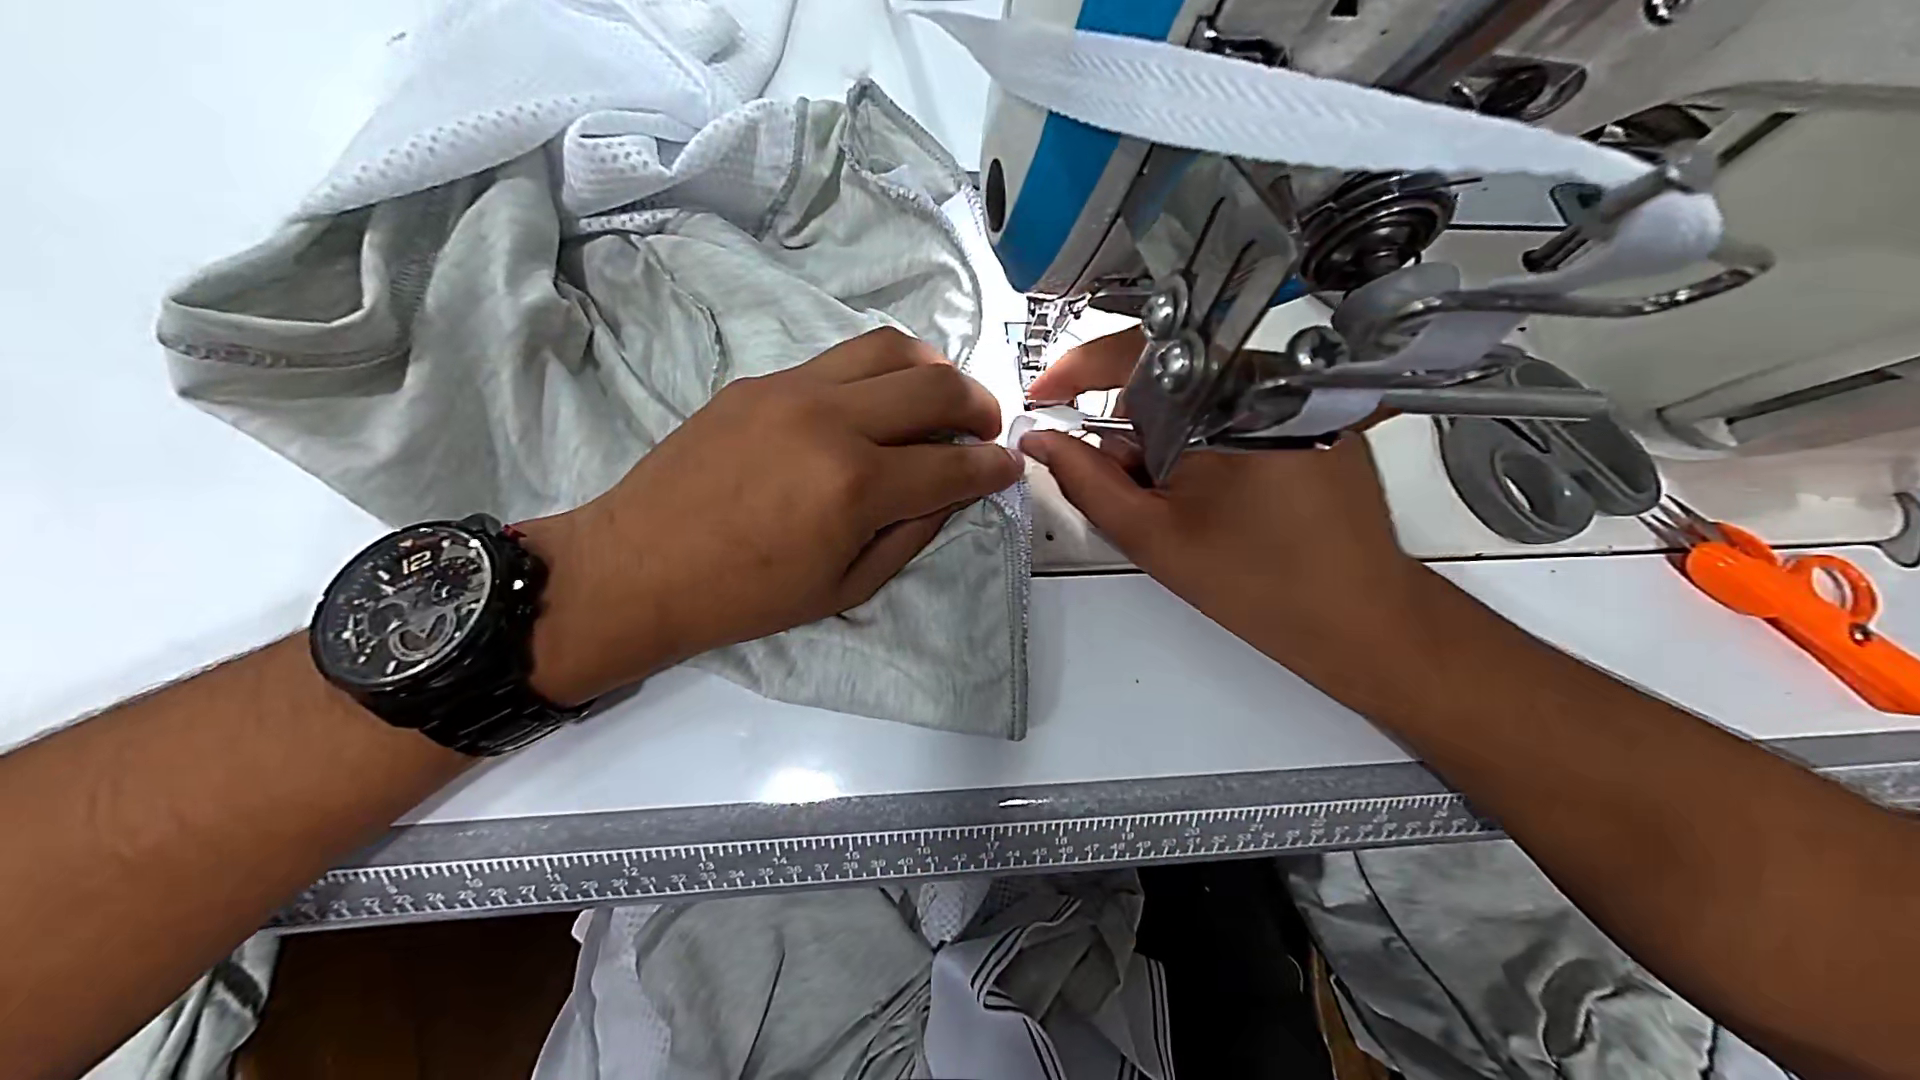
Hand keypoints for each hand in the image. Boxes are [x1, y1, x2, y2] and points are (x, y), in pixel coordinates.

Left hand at [523, 328, 1020, 702]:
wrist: (638, 567)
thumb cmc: (745, 596)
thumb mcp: (846, 587)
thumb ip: (913, 533)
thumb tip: (953, 491)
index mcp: (856, 487)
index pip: (954, 463)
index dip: (994, 466)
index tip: (1009, 467)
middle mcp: (832, 421)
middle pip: (936, 384)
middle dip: (980, 404)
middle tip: (985, 428)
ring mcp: (792, 390)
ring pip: (890, 348)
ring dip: (933, 369)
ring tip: (940, 399)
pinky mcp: (760, 381)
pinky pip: (840, 360)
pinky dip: (878, 374)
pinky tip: (875, 405)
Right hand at [1022, 328, 1433, 691]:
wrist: (1355, 617)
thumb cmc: (1270, 586)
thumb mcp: (1151, 533)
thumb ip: (1085, 480)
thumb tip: (1043, 441)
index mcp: (1227, 402)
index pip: (1133, 356)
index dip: (1077, 371)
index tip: (1048, 393)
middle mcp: (1270, 384)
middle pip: (1164, 382)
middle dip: (1130, 432)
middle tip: (1134, 489)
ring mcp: (1296, 399)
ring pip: (1195, 399)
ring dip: (1168, 443)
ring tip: (1187, 505)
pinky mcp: (1310, 417)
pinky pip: (1231, 411)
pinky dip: (1203, 444)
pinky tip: (1215, 498)